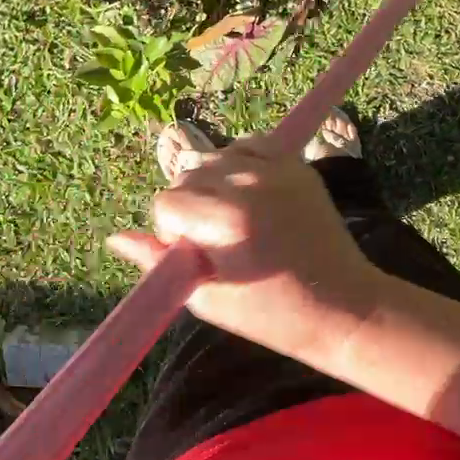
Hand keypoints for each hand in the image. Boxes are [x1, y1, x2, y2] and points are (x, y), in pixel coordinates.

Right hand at [106, 135, 386, 361]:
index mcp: (224, 220)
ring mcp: (274, 168)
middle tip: (219, 242)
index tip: (198, 256)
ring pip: (212, 157)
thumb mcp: (207, 298)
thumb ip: (158, 261)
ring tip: (238, 219)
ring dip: (212, 184)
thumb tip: (115, 238)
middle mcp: (246, 183)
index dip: (173, 233)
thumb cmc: (272, 314)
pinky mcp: (293, 162)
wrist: (345, 305)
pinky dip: (238, 165)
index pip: (165, 203)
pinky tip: (251, 195)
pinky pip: (245, 145)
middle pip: (185, 175)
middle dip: (190, 205)